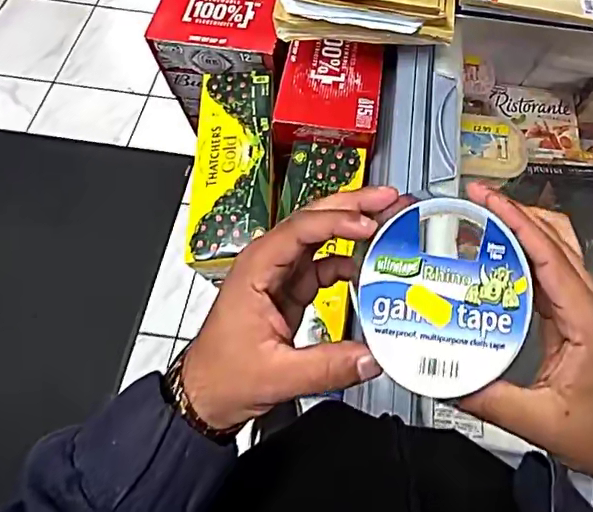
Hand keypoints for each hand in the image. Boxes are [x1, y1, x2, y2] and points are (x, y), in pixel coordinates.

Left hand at [180, 186, 406, 431]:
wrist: (204, 395)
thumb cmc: (221, 376)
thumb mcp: (276, 376)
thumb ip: (327, 367)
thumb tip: (370, 357)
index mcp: (257, 266)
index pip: (302, 227)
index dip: (338, 222)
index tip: (368, 224)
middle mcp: (270, 258)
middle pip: (316, 216)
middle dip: (355, 203)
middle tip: (389, 198)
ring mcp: (283, 268)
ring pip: (324, 232)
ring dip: (357, 223)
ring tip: (388, 218)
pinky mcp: (294, 283)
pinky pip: (328, 258)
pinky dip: (352, 256)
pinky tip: (372, 260)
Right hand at [459, 181, 592, 511]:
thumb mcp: (541, 421)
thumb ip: (491, 399)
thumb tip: (450, 378)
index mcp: (586, 318)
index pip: (549, 252)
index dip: (517, 220)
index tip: (490, 199)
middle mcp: (589, 299)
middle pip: (553, 235)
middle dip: (514, 210)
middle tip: (478, 198)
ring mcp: (583, 300)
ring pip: (553, 243)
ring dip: (520, 224)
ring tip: (485, 215)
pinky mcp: (574, 308)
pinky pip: (547, 265)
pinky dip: (522, 249)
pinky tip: (497, 253)